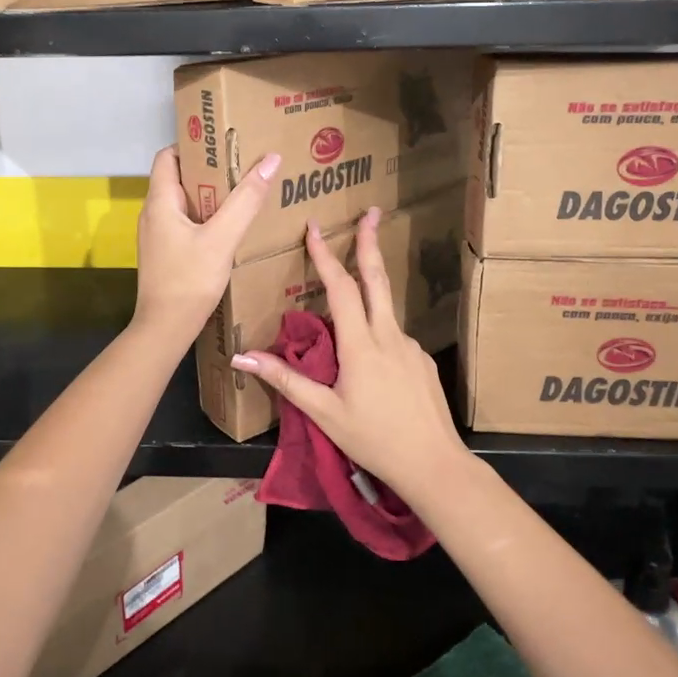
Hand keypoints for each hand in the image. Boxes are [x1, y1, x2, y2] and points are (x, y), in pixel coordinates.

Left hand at [132, 146, 279, 339]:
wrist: (165, 329)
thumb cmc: (189, 280)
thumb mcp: (222, 238)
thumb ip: (246, 200)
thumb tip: (270, 160)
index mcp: (160, 201)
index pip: (168, 156)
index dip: (193, 145)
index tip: (224, 144)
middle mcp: (152, 214)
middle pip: (178, 178)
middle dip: (209, 170)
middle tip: (242, 166)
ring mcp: (156, 236)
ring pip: (183, 203)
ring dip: (209, 196)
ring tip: (242, 192)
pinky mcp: (164, 254)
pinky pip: (185, 224)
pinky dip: (205, 218)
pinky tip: (230, 227)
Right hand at [230, 207, 469, 493]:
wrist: (435, 465)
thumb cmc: (374, 440)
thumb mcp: (324, 413)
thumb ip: (285, 380)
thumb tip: (242, 358)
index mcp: (362, 345)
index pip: (342, 289)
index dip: (326, 256)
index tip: (315, 228)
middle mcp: (389, 337)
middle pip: (377, 279)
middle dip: (370, 242)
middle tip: (371, 212)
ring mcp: (410, 348)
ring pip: (386, 307)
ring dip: (371, 283)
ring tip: (355, 279)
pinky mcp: (422, 362)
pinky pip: (394, 335)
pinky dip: (377, 327)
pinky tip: (370, 352)